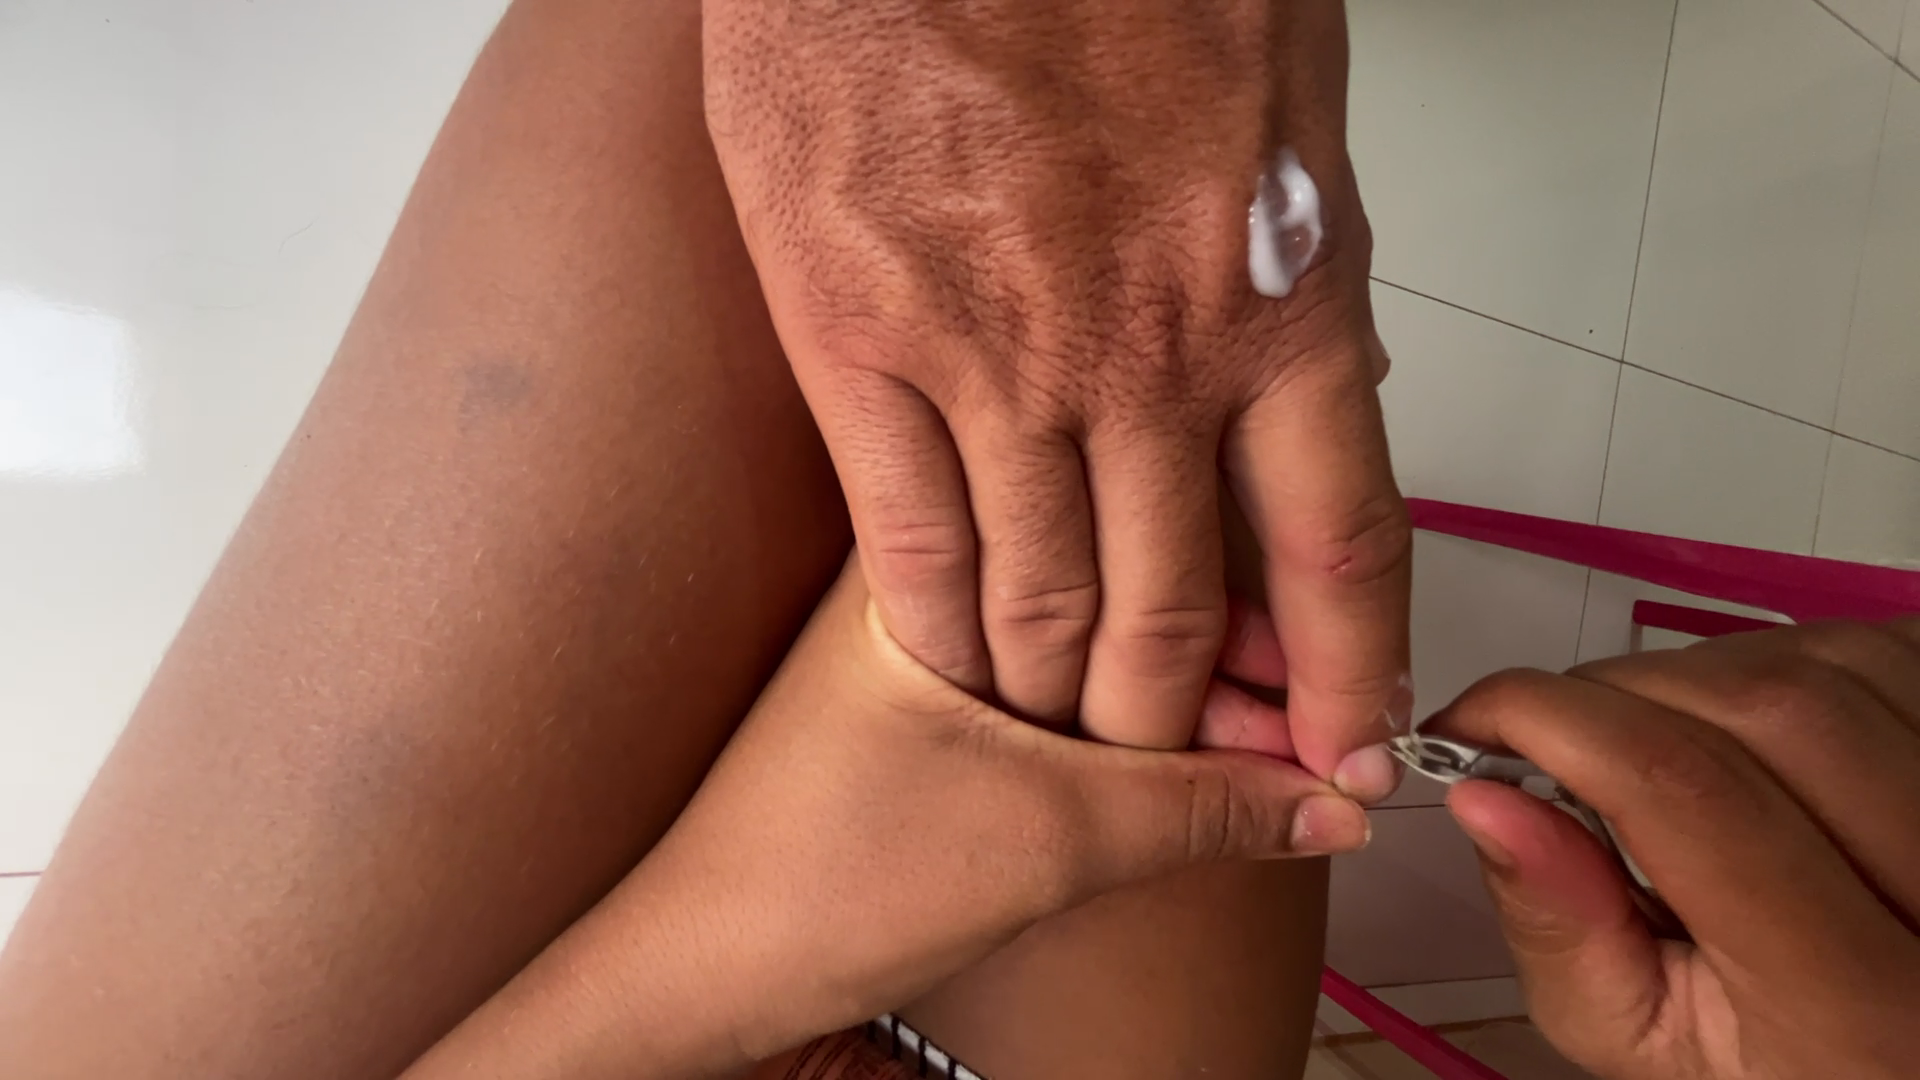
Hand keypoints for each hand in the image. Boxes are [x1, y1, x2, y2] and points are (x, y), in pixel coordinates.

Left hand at [597, 561, 1366, 1072]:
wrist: (713, 957)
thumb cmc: (828, 879)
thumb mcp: (1044, 838)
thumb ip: (1196, 810)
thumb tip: (1321, 797)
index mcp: (934, 566)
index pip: (1112, 552)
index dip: (1227, 619)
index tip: (1308, 680)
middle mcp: (933, 583)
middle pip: (1111, 598)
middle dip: (1216, 666)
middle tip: (1299, 727)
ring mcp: (932, 640)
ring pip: (1087, 651)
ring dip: (1172, 703)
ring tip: (1253, 753)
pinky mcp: (933, 699)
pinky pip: (1049, 694)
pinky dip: (1117, 727)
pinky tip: (1173, 760)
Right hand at [704, 0, 1409, 796]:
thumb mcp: (1274, 118)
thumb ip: (1287, 289)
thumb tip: (1297, 414)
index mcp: (1267, 295)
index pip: (1333, 547)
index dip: (1337, 675)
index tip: (1333, 753)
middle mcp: (1137, 359)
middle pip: (1166, 613)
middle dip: (1162, 719)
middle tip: (1153, 765)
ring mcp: (993, 364)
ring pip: (1037, 602)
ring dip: (1049, 699)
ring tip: (1048, 743)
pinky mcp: (861, 348)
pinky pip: (911, 548)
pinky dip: (939, 636)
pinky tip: (948, 675)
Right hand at [1436, 620, 1919, 1079]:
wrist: (1901, 1066)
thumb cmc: (1752, 1063)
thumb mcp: (1623, 1031)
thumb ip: (1550, 923)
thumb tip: (1477, 793)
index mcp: (1864, 1012)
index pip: (1681, 787)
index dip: (1541, 716)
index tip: (1460, 725)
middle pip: (1758, 706)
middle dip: (1604, 694)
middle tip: (1553, 737)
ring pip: (1822, 666)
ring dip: (1686, 674)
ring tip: (1650, 733)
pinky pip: (1884, 651)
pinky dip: (1776, 661)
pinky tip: (1742, 724)